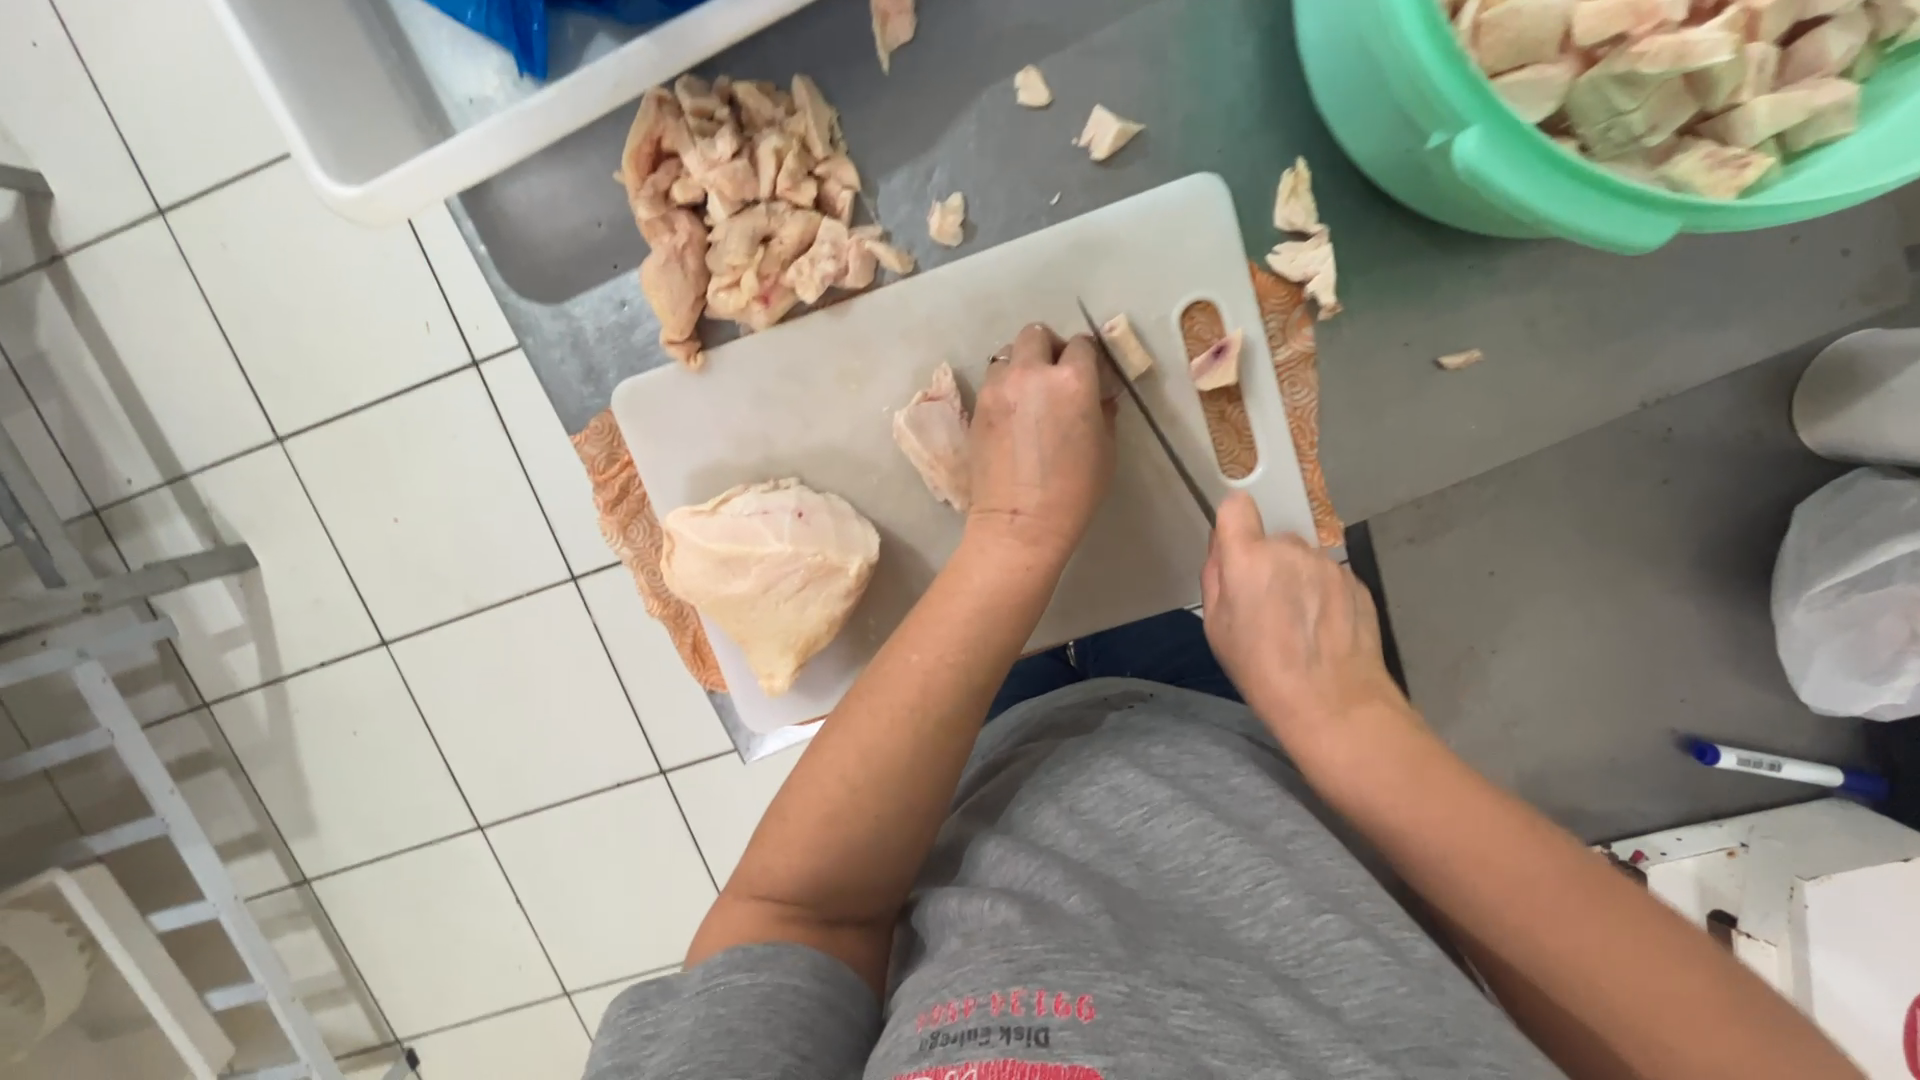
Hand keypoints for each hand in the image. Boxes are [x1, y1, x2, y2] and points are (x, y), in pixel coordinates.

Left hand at [965, 324, 1115, 565]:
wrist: (1020, 523)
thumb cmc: (1074, 492)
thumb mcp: (1105, 449)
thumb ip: (1103, 412)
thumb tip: (1099, 397)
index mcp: (1073, 380)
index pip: (1081, 345)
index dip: (1087, 358)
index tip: (1088, 375)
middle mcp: (1032, 373)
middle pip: (1036, 334)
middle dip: (1049, 347)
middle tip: (1055, 374)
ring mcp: (998, 388)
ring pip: (1007, 354)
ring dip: (1021, 365)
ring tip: (1029, 393)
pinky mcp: (977, 407)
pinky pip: (992, 381)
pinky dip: (1003, 387)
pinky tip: (1012, 414)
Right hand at [1202, 492, 1418, 751]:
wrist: (1333, 702)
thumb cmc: (1260, 668)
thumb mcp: (1216, 627)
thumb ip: (1216, 577)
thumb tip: (1223, 549)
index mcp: (1249, 558)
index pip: (1237, 507)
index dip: (1234, 523)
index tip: (1235, 548)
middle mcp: (1290, 549)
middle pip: (1271, 540)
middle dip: (1266, 563)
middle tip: (1266, 606)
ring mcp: (1328, 563)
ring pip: (1302, 559)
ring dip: (1297, 578)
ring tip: (1299, 623)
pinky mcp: (1356, 580)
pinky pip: (1328, 577)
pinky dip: (1322, 594)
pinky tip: (1323, 629)